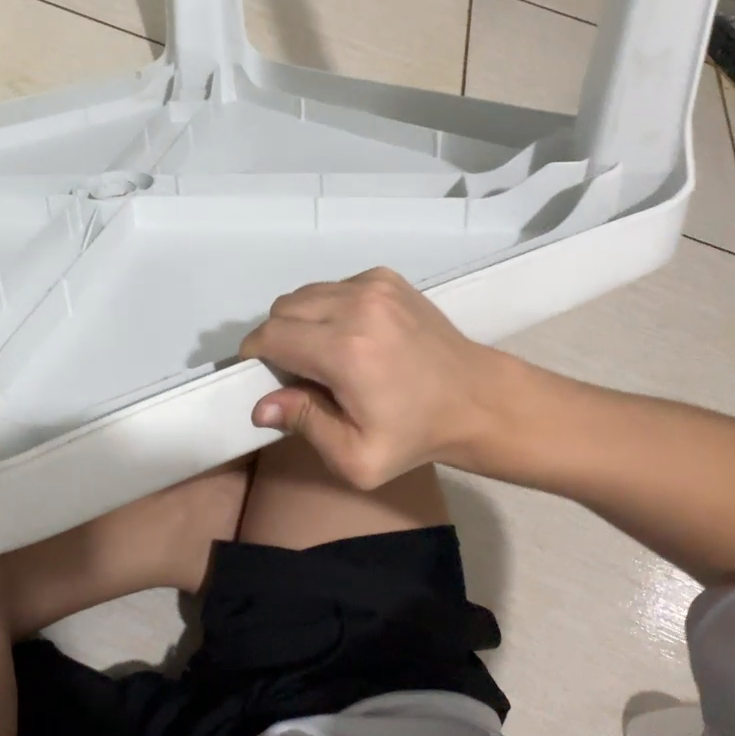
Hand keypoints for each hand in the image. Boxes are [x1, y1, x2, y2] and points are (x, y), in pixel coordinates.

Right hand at [241, 267, 509, 489]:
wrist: (478, 400)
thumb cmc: (414, 436)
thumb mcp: (356, 457)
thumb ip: (304, 425)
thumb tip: (261, 405)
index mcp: (345, 351)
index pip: (270, 335)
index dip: (256, 355)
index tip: (265, 376)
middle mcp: (355, 307)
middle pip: (282, 309)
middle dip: (278, 338)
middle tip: (299, 370)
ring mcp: (372, 286)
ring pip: (304, 294)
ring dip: (301, 321)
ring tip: (326, 352)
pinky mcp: (385, 278)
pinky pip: (332, 286)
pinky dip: (328, 308)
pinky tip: (352, 334)